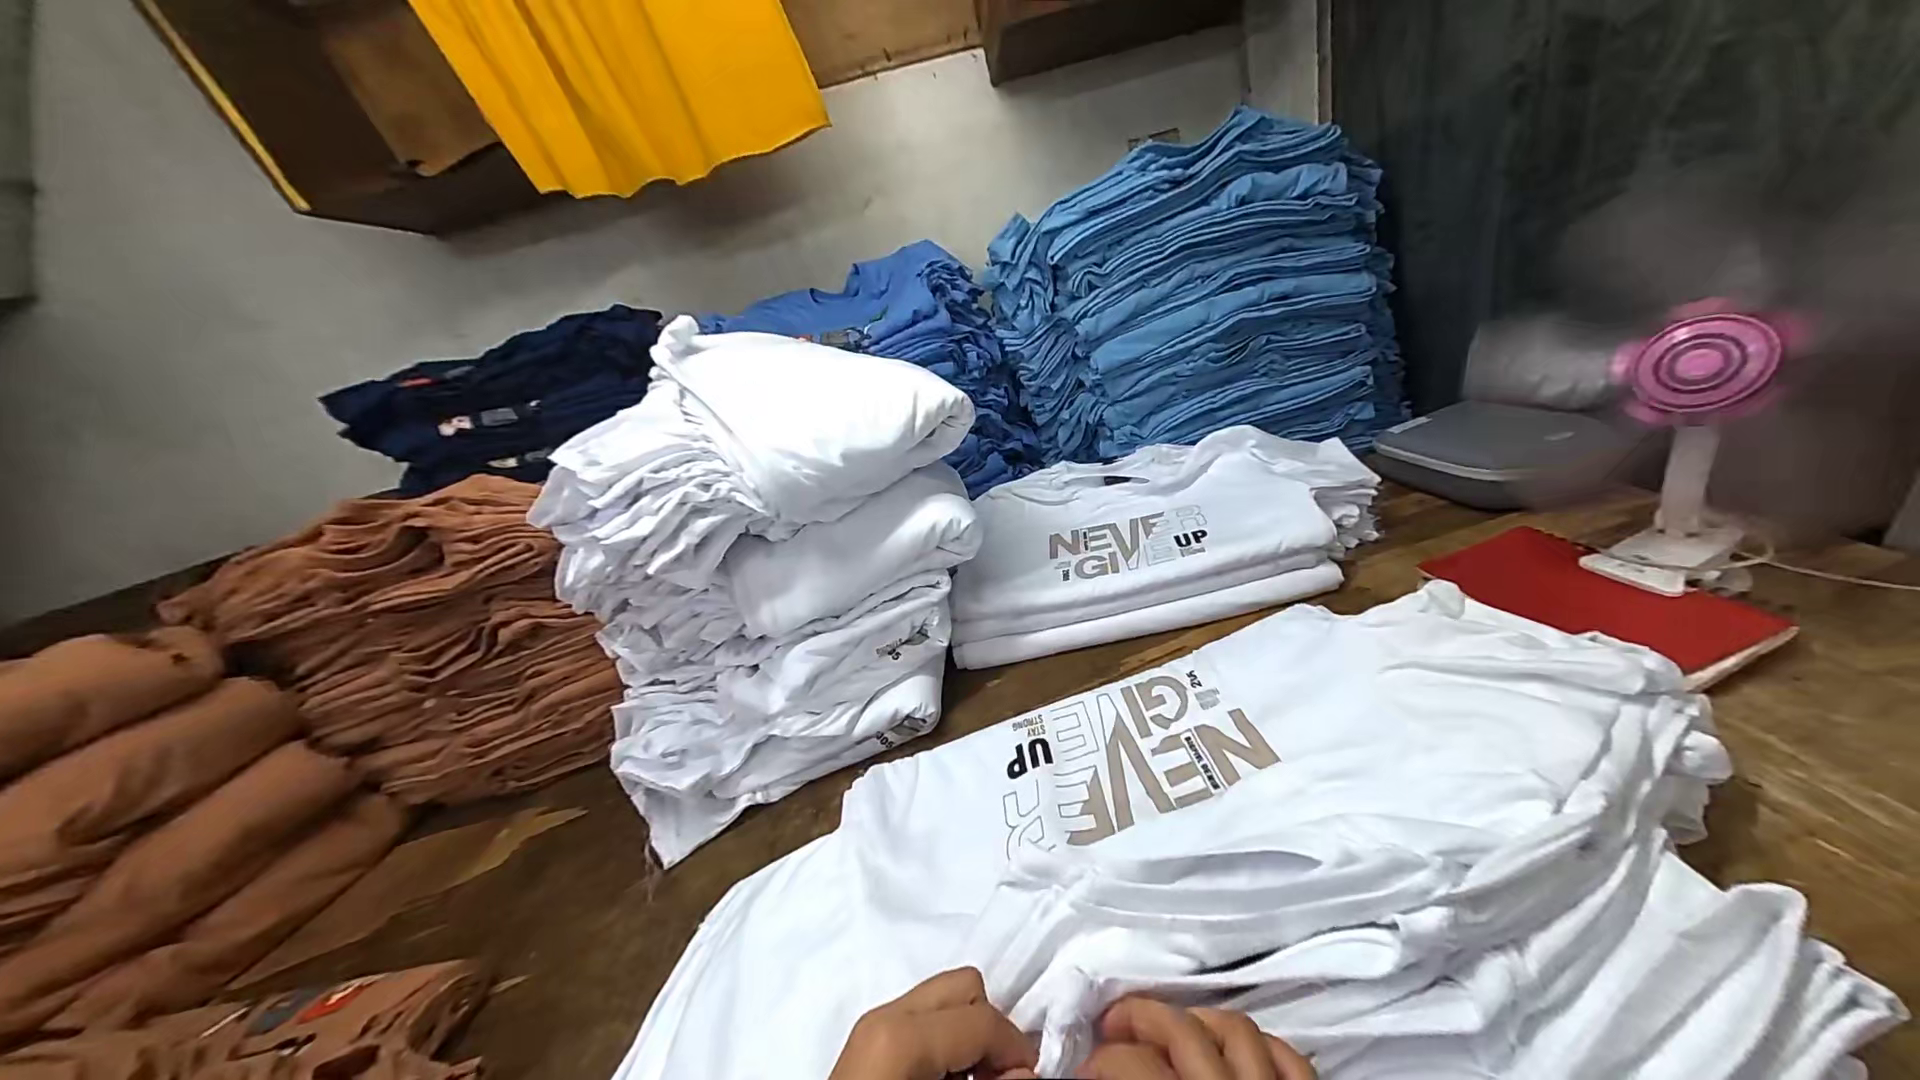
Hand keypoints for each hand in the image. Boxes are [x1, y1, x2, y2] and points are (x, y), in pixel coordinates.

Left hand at [829, 967, 1038, 1079]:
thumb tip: (1027, 1072)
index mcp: (903, 1033)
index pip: (981, 1017)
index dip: (1015, 1049)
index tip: (1031, 1079)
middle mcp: (887, 1013)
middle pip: (963, 986)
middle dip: (989, 1029)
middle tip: (997, 1079)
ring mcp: (873, 1023)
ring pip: (943, 998)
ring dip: (967, 1035)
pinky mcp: (868, 1039)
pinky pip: (922, 1018)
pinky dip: (943, 1042)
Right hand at [1075, 998, 1315, 1079]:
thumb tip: (1086, 1069)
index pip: (1132, 1064)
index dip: (1099, 1058)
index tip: (1083, 1064)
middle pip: (1180, 1029)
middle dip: (1138, 1017)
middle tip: (1111, 1027)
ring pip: (1235, 1029)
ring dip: (1195, 1019)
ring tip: (1168, 1026)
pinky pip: (1289, 1058)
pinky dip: (1262, 1044)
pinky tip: (1234, 1043)